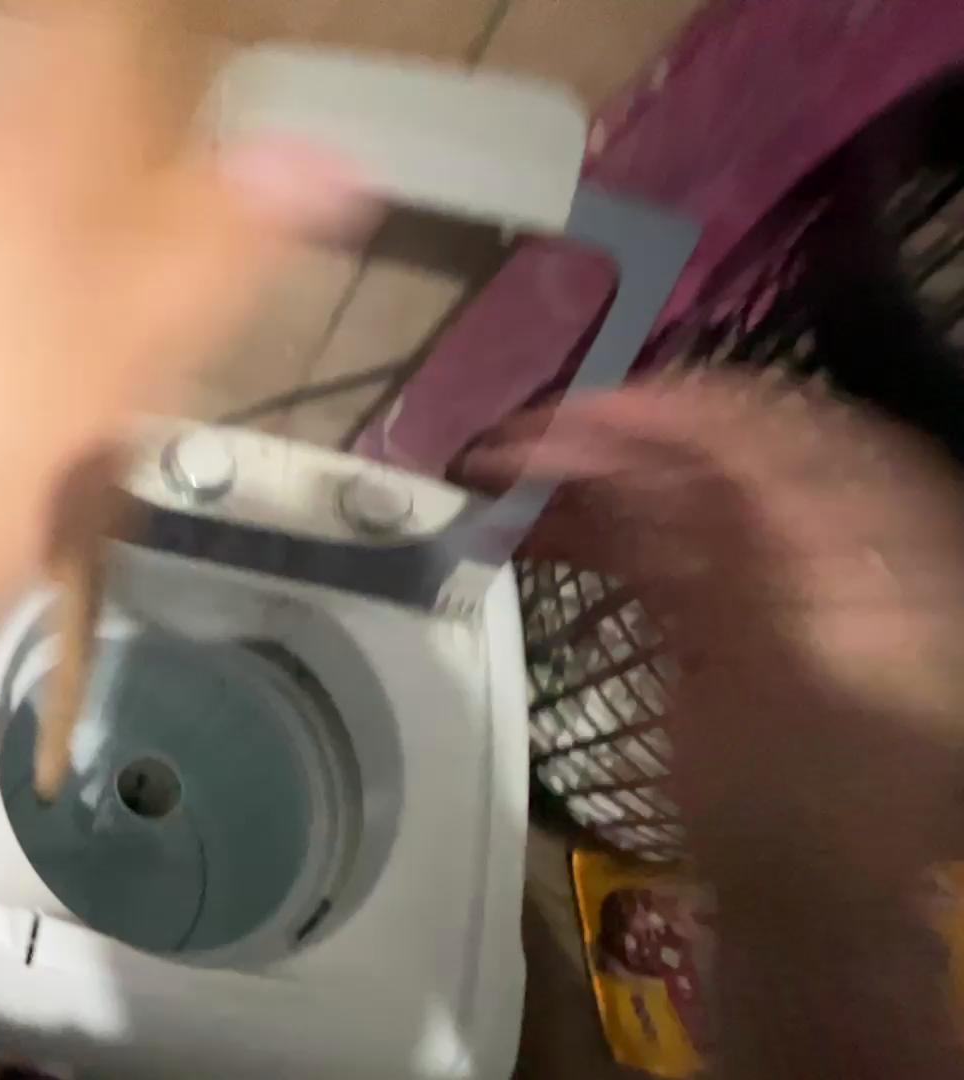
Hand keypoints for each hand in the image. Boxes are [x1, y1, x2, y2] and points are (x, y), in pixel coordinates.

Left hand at [0, 2, 362, 656]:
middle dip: (93, 190)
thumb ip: (216, 251)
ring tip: (48, 362)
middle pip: (24, 122)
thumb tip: (324, 163)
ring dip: (31, 247)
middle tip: (123, 301)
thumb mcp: (121, 368)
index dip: (138, 69)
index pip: (74, 38)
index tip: (168, 151)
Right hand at [465, 372, 963, 1079]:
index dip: (667, 413)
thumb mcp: (790, 685)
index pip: (772, 438)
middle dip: (600, 440)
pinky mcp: (708, 601)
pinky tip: (523, 528)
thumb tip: (676, 476)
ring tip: (495, 482)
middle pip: (706, 453)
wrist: (798, 879)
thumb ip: (752, 570)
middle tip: (501, 452)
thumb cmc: (799, 800)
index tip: (560, 422)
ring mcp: (759, 570)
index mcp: (861, 556)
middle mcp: (814, 542)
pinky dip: (579, 527)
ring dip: (576, 480)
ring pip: (662, 492)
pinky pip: (637, 539)